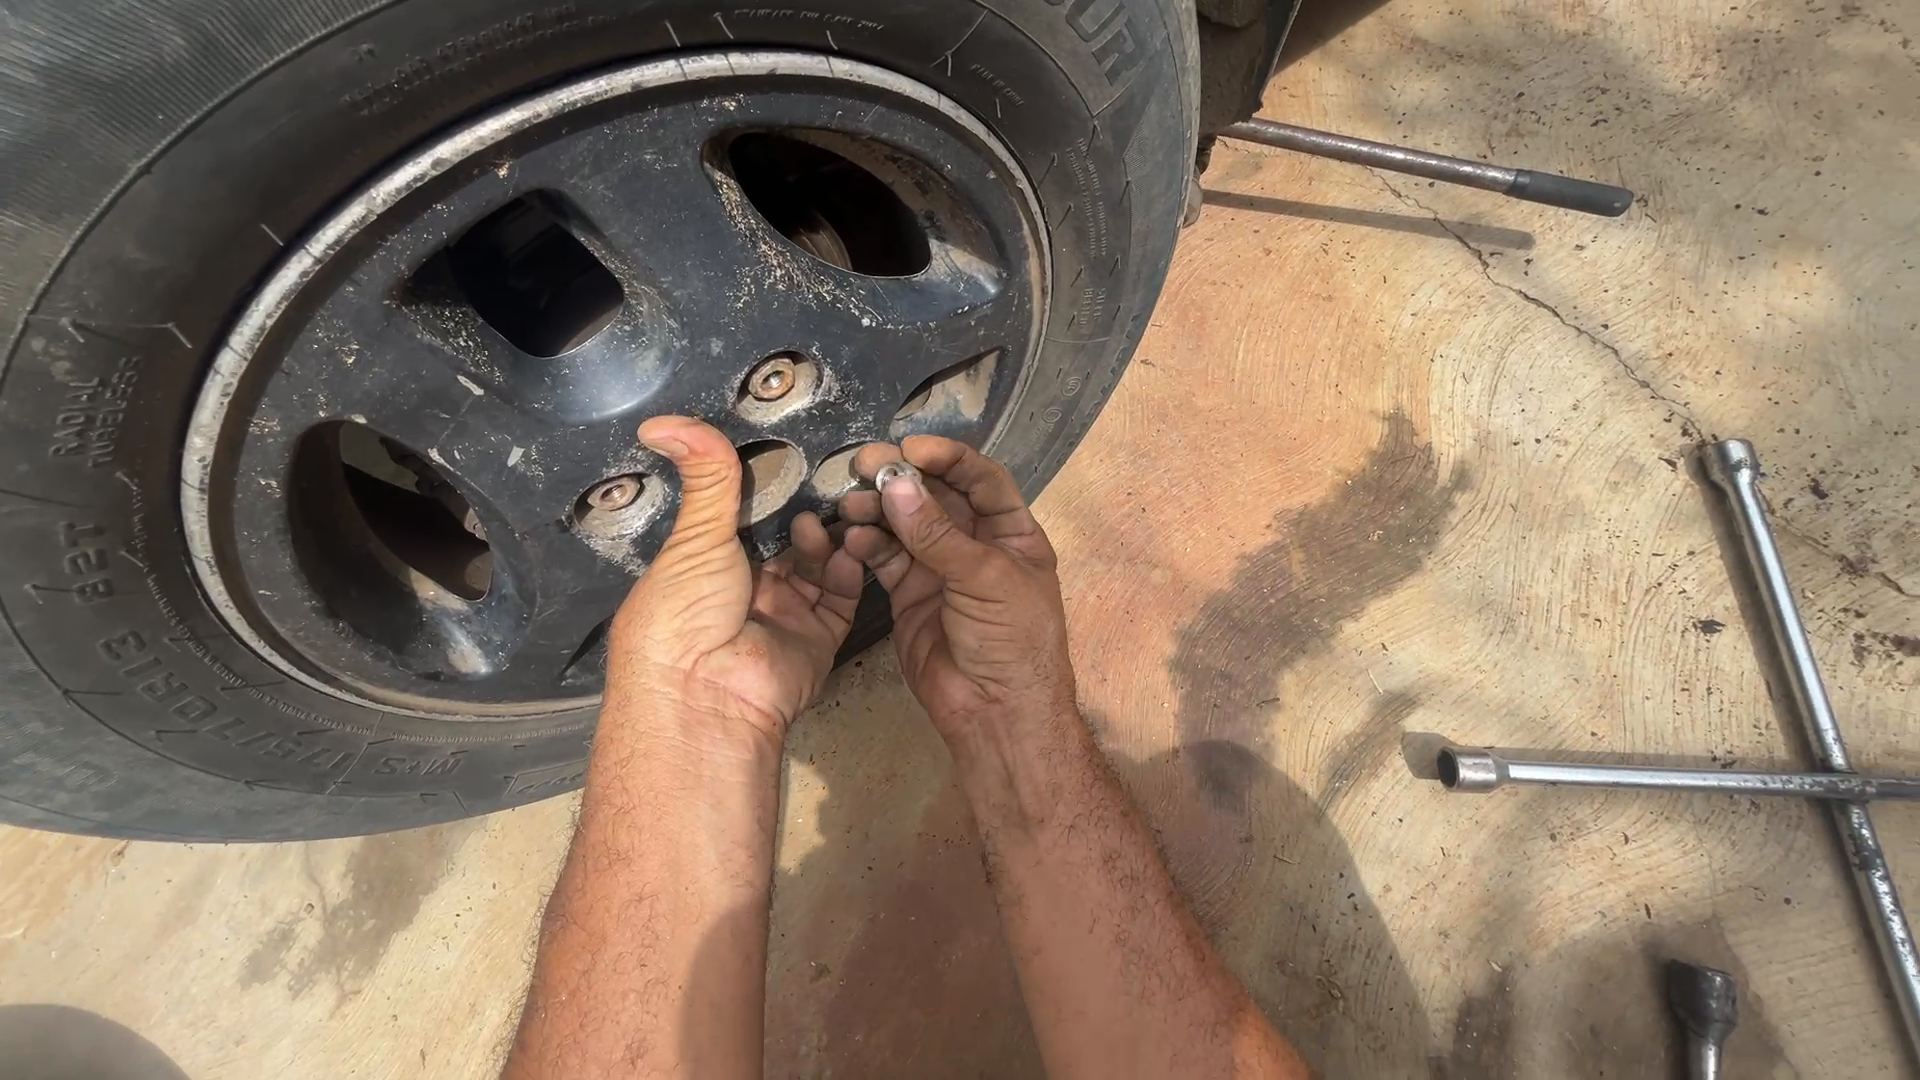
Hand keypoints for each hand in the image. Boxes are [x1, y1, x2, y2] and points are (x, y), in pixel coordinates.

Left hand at [605, 416, 865, 742]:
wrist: (709, 693)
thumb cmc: (686, 610)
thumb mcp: (695, 537)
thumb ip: (706, 480)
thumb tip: (662, 420)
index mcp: (711, 565)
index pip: (750, 520)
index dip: (775, 492)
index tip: (801, 456)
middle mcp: (750, 589)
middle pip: (791, 541)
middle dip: (812, 512)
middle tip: (835, 479)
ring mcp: (787, 614)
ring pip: (821, 565)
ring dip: (833, 537)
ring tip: (839, 512)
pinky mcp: (819, 635)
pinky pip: (843, 596)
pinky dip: (851, 569)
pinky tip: (854, 542)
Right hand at [838, 437, 1076, 738]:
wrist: (994, 712)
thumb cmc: (1011, 639)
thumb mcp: (985, 578)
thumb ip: (937, 533)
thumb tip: (894, 482)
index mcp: (1011, 533)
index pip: (980, 479)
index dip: (948, 458)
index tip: (910, 446)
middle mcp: (975, 544)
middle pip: (936, 497)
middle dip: (902, 479)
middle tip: (861, 464)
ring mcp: (940, 569)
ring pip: (905, 525)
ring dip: (878, 510)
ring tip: (848, 501)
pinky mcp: (909, 594)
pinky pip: (886, 559)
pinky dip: (868, 545)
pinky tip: (852, 537)